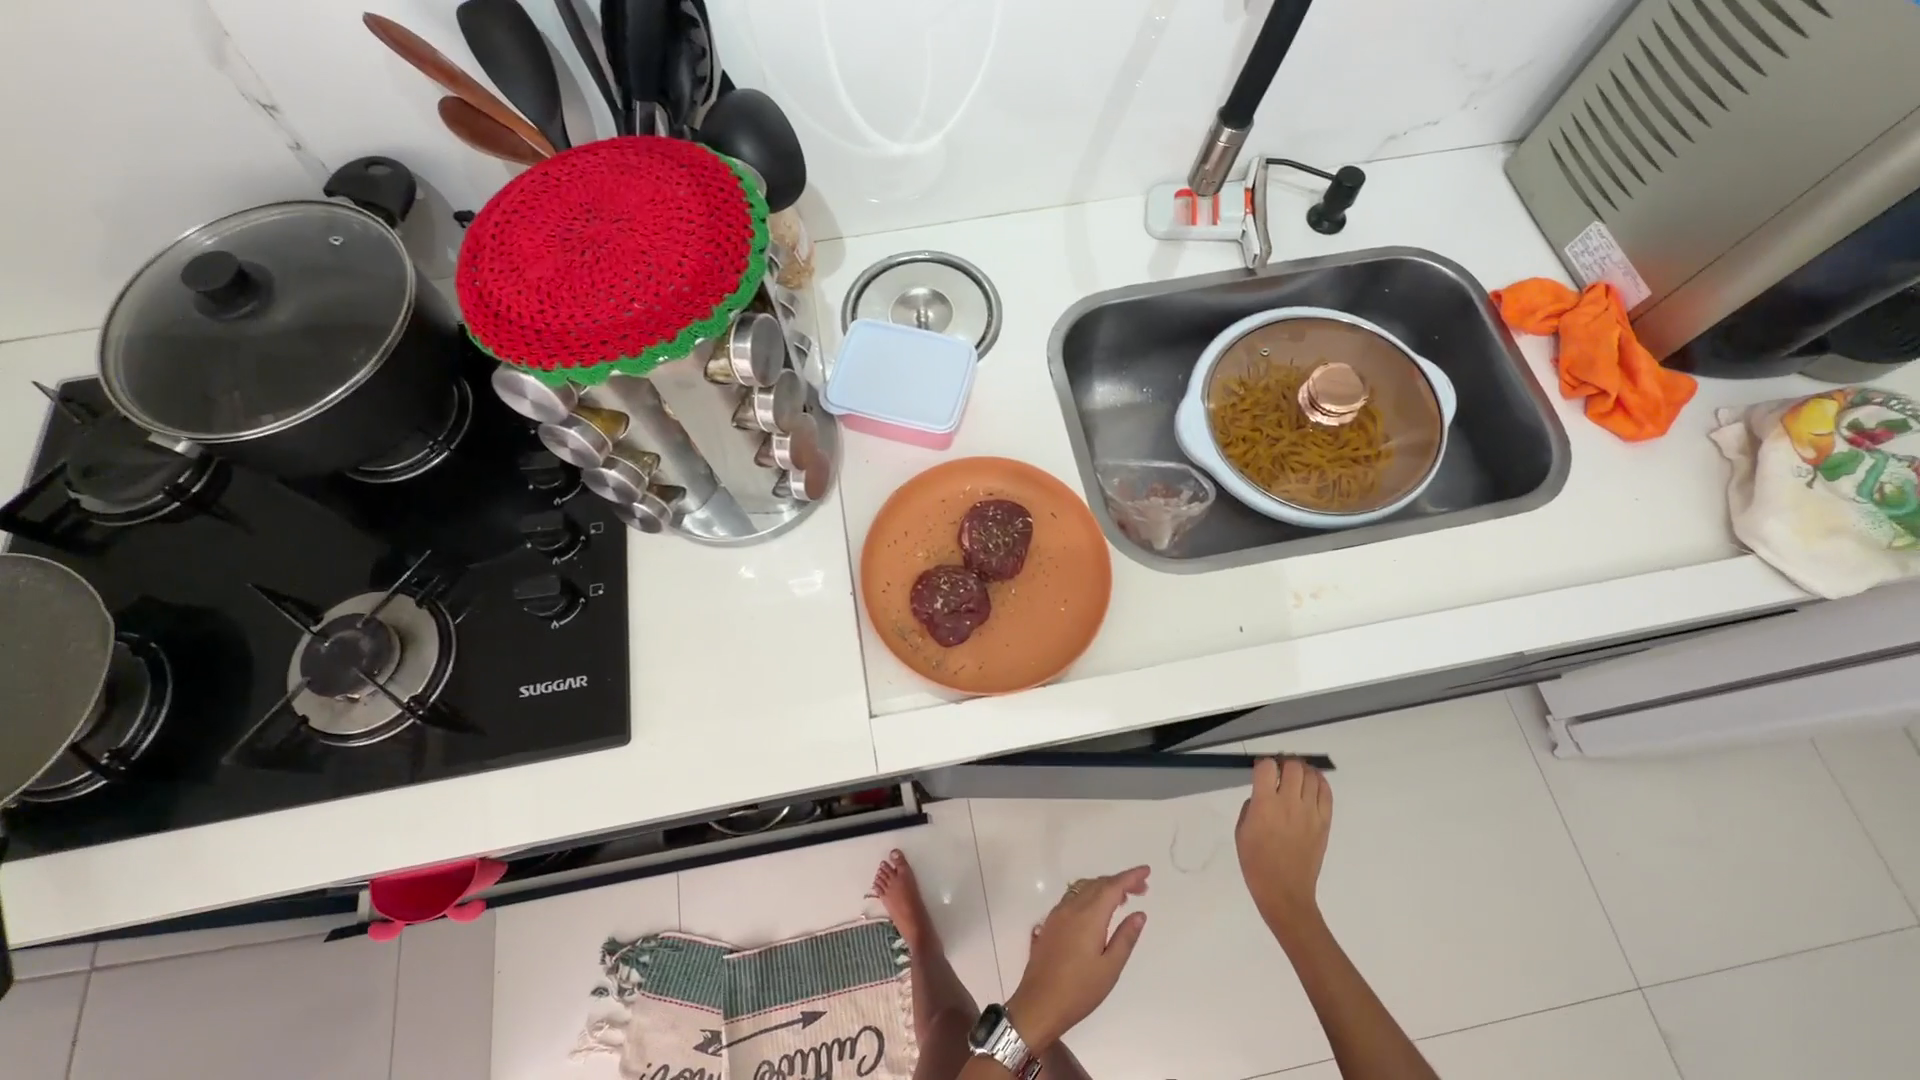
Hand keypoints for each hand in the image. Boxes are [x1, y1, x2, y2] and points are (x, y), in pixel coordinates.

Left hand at [1005, 866, 1149, 1050]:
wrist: (1039, 1004)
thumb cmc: (1079, 991)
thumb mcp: (1110, 968)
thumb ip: (1125, 937)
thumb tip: (1139, 914)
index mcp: (1088, 917)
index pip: (1112, 887)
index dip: (1130, 877)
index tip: (1146, 871)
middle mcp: (1071, 909)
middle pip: (1097, 884)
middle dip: (1120, 881)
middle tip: (1142, 888)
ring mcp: (1057, 915)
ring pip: (1083, 888)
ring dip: (1103, 887)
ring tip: (1124, 898)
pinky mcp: (1050, 924)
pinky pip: (1072, 898)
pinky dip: (1089, 895)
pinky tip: (1098, 910)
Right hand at [1236, 757, 1333, 928]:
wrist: (1285, 891)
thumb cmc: (1256, 863)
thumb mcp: (1241, 832)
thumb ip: (1251, 807)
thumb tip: (1262, 795)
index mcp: (1265, 805)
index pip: (1267, 767)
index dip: (1263, 764)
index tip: (1261, 769)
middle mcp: (1290, 803)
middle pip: (1293, 767)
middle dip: (1284, 763)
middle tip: (1280, 769)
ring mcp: (1311, 812)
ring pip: (1311, 776)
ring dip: (1302, 770)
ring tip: (1296, 774)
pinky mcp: (1325, 822)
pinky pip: (1326, 793)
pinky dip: (1320, 782)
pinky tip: (1313, 782)